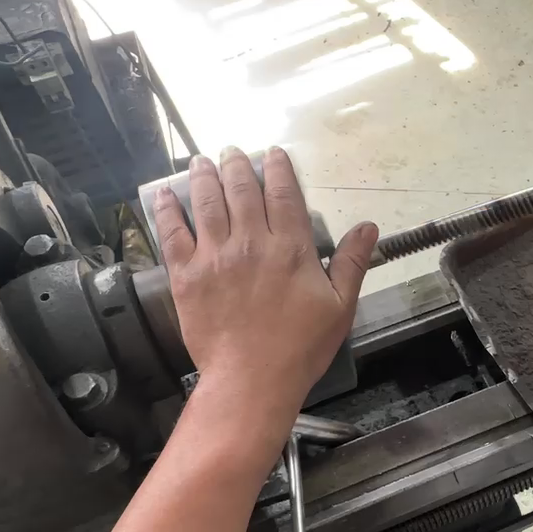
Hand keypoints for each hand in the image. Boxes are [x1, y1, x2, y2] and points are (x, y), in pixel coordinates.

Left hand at [150, 147, 377, 433]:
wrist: (252, 379)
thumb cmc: (301, 348)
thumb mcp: (340, 308)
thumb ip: (351, 263)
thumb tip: (368, 227)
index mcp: (290, 248)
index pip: (283, 193)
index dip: (278, 169)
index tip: (273, 154)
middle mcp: (251, 242)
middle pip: (241, 190)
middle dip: (236, 165)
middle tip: (231, 151)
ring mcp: (214, 256)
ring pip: (206, 202)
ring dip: (203, 176)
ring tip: (201, 161)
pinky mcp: (186, 275)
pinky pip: (172, 233)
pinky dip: (167, 209)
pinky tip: (164, 193)